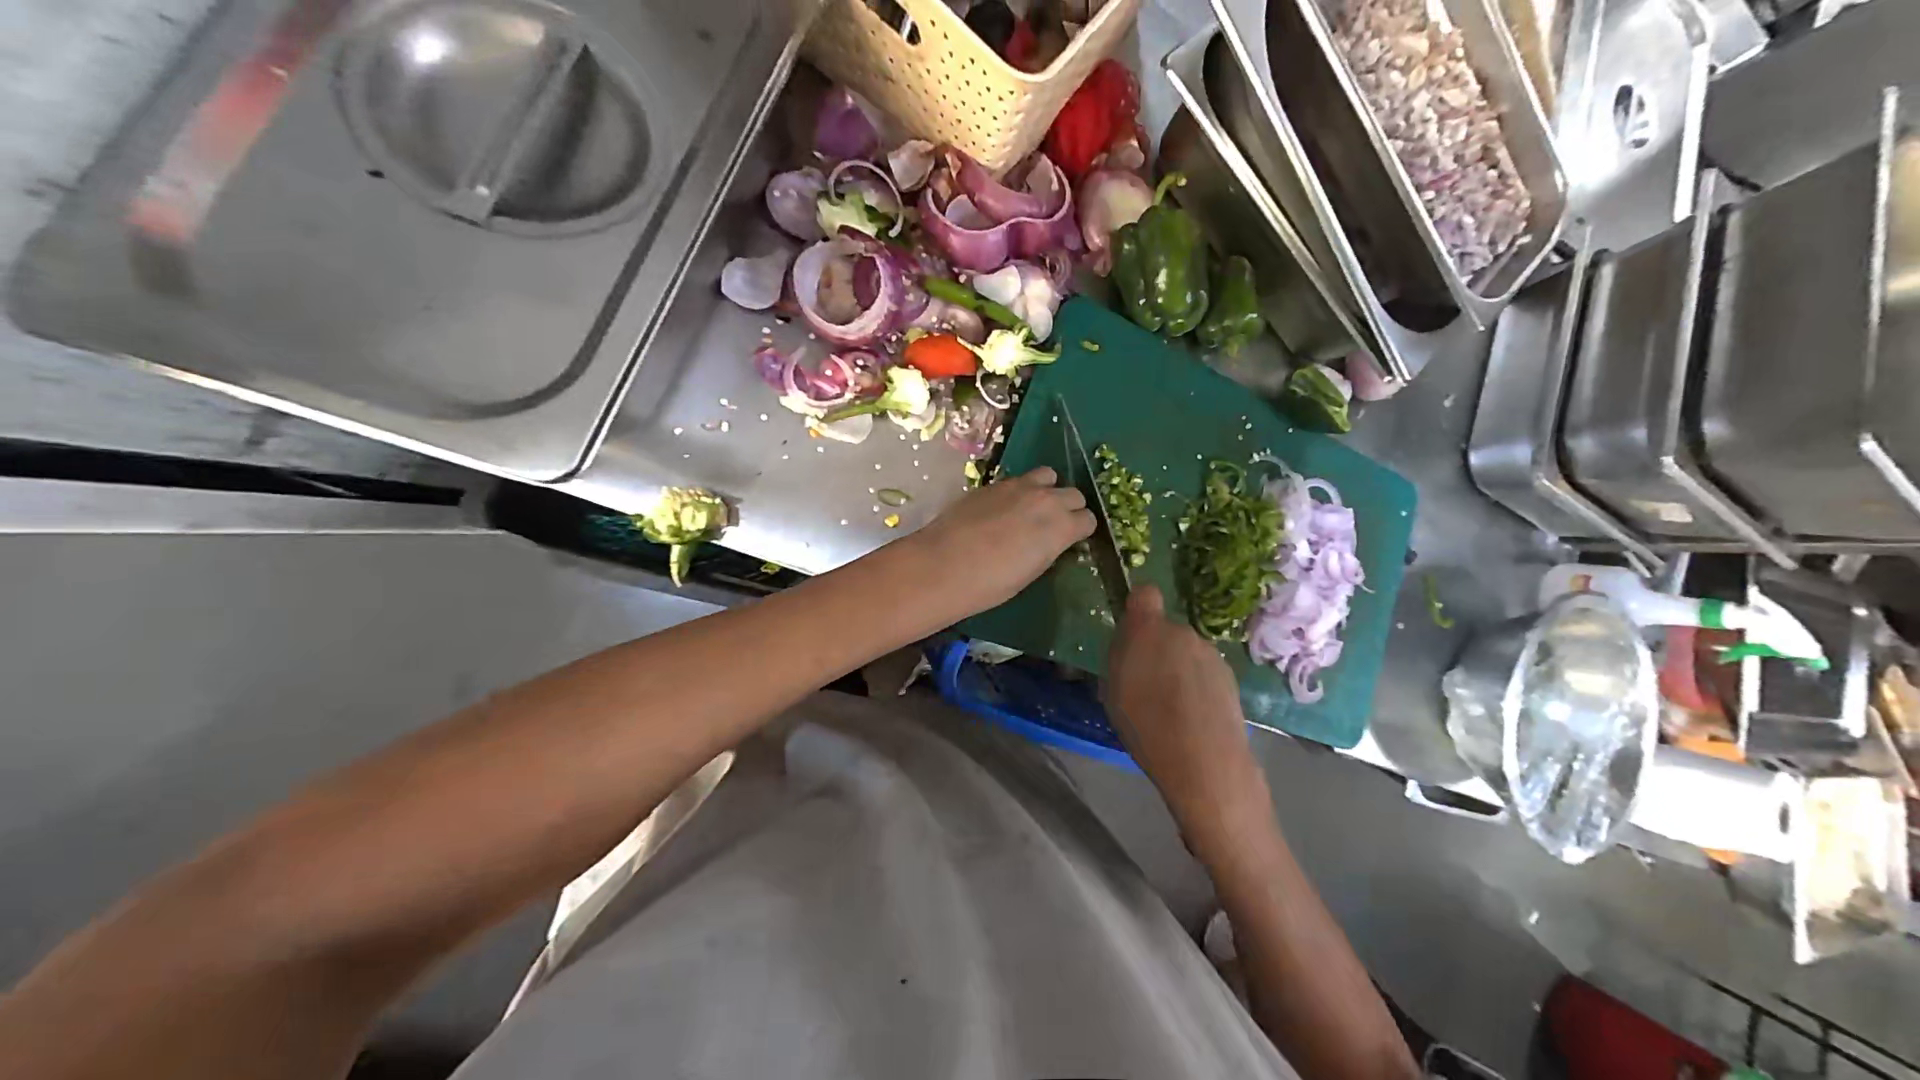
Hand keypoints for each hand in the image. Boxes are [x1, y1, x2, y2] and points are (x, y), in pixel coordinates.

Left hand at [894, 467, 1093, 620]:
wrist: (944, 565)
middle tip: (1052, 525)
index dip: (1079, 531)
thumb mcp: (1030, 572)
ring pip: (1048, 476)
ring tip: (1031, 508)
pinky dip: (1020, 490)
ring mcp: (1018, 487)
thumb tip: (1049, 541)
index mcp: (1061, 527)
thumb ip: (1047, 549)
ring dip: (1046, 490)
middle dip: (1068, 508)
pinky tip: (1003, 509)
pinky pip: (1019, 480)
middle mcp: (1046, 500)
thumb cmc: (990, 584)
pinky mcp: (993, 483)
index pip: (1088, 520)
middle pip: (1072, 494)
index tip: (1070, 540)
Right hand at [1104, 585, 1270, 857]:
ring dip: (1177, 670)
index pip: (1144, 594)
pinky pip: (1204, 674)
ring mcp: (1211, 655)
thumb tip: (1131, 641)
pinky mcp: (1230, 679)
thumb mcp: (1113, 689)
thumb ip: (1122, 655)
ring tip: (1168, 709)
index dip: (1138, 608)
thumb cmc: (1145, 724)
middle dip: (1156, 649)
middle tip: (1143, 684)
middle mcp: (1184, 633)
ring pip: (1186, 653)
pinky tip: (1190, 719)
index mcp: (1148, 630)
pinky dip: (1196, 688)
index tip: (1131, 633)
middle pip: (1166, 631)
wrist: (1204, 762)